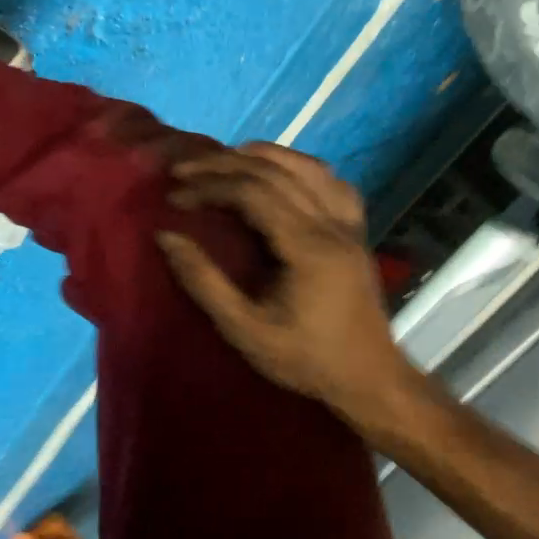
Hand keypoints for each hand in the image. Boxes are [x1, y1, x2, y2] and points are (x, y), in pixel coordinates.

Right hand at [155, 142, 421, 429]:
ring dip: (259, 156)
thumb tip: (165, 236)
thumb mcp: (244, 329)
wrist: (372, 382)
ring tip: (221, 162)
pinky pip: (331, 182)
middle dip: (221, 164)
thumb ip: (203, 281)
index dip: (208, 186)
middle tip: (181, 172)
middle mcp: (334, 227)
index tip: (174, 198)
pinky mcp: (356, 232)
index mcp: (309, 248)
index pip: (253, 192)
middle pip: (274, 172)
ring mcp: (351, 227)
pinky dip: (297, 167)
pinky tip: (274, 173)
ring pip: (306, 167)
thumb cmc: (305, 359)